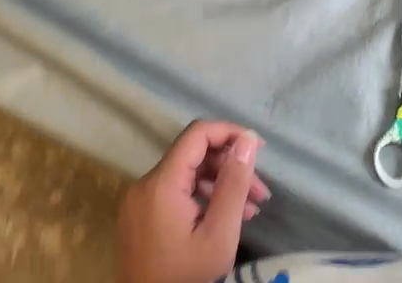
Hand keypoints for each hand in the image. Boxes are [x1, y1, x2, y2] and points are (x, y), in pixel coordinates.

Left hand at [117, 120, 271, 282]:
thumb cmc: (186, 278)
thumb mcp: (219, 235)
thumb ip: (234, 184)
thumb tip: (248, 140)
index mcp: (162, 183)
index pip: (197, 134)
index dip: (230, 132)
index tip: (258, 147)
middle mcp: (146, 184)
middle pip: (194, 155)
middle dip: (230, 166)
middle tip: (261, 192)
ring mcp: (140, 201)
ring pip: (187, 175)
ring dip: (220, 184)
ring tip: (252, 208)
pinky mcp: (141, 217)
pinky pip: (176, 193)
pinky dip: (202, 198)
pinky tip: (226, 217)